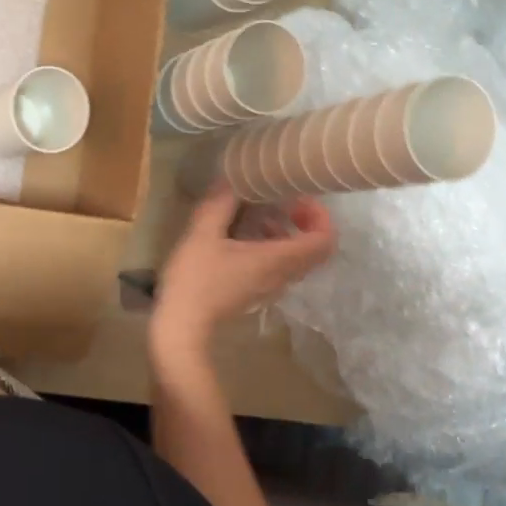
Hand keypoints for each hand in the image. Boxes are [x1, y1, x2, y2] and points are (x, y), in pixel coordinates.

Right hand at [150, 182, 333, 372]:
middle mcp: (282, 276)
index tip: (296, 199)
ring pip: (295, 259)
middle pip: (314, 249)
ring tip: (255, 218)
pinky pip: (276, 268)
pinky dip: (269, 250)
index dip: (319, 215)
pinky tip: (238, 242)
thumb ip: (218, 205)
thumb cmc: (194, 280)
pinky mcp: (253, 295)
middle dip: (302, 222)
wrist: (181, 325)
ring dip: (283, 235)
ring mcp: (269, 289)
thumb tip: (231, 180)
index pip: (324, 239)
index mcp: (277, 259)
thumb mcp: (201, 235)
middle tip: (280, 204)